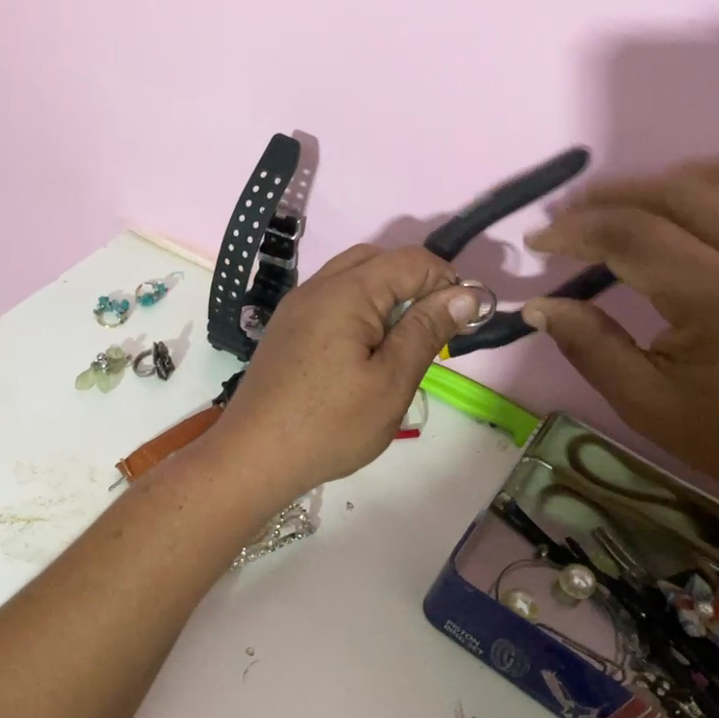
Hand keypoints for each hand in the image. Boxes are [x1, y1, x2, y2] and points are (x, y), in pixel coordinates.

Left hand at [210, 245, 479, 502]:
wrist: (252, 456)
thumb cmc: (329, 425)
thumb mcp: (391, 382)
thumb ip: (426, 331)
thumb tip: (466, 294)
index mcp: (345, 292)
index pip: (410, 260)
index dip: (446, 281)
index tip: (465, 320)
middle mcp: (317, 287)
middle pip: (377, 261)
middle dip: (414, 284)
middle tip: (434, 330)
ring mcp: (295, 308)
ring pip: (351, 279)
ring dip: (385, 298)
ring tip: (401, 344)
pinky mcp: (285, 331)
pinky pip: (330, 301)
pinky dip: (357, 311)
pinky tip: (364, 354)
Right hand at [521, 155, 718, 528]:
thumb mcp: (646, 404)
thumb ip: (590, 346)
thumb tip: (539, 306)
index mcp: (716, 295)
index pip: (631, 234)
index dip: (575, 230)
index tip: (536, 240)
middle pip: (672, 192)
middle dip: (608, 197)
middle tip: (565, 218)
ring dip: (666, 180)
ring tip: (627, 206)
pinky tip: (694, 210)